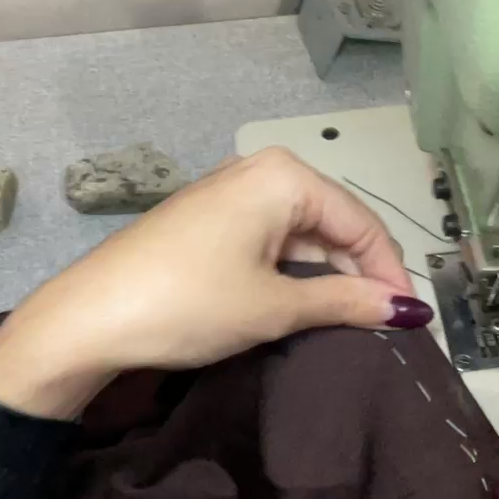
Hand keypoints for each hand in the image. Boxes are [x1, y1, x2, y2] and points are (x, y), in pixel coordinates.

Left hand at [0, 148, 430, 417]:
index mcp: (283, 176)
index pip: (361, 222)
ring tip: (348, 323)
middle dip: (359, 274)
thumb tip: (407, 309)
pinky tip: (300, 304)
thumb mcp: (274, 305)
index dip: (390, 272)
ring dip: (326, 277)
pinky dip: (290, 273)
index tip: (409, 322)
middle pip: (332, 223)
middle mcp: (258, 171)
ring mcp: (228, 194)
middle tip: (383, 327)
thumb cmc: (190, 303)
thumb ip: (345, 301)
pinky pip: (268, 240)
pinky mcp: (207, 221)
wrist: (89, 318)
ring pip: (300, 234)